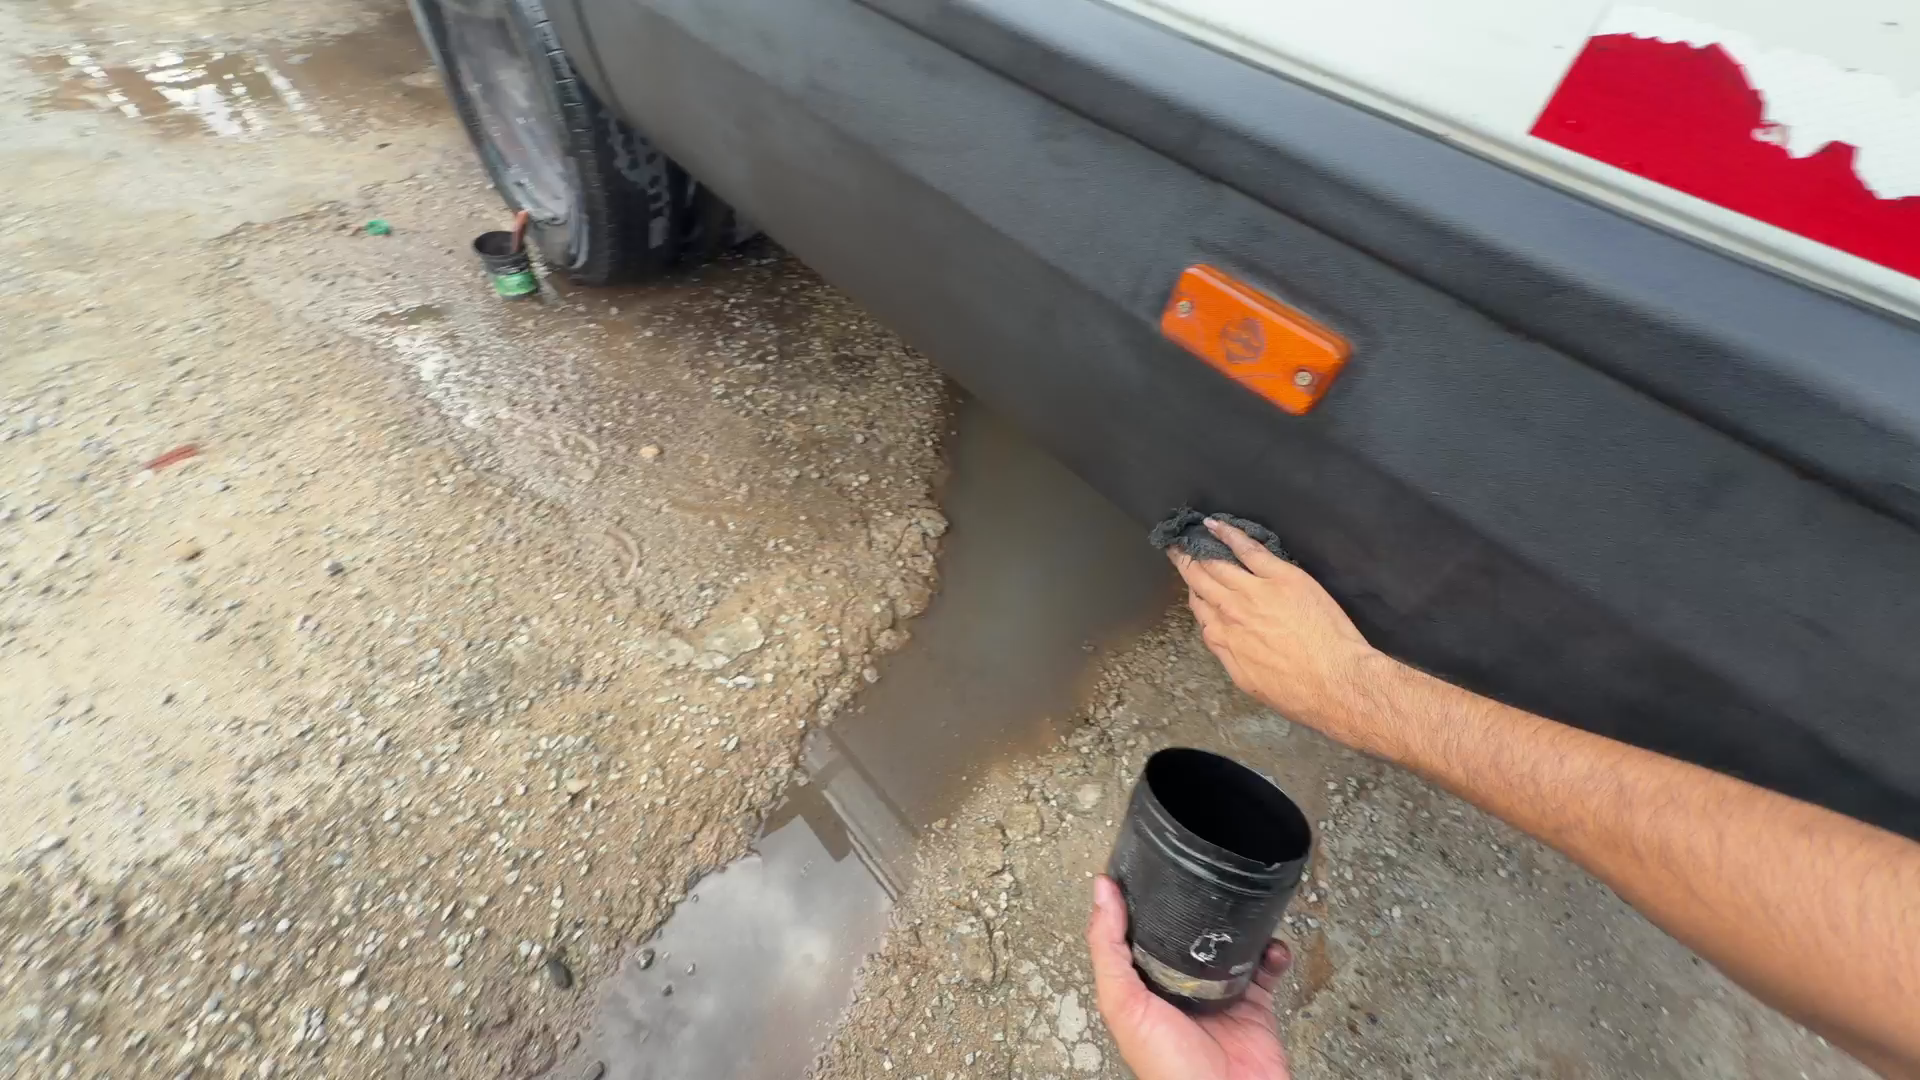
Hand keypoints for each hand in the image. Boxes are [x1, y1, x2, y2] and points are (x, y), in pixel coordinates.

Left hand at [1086, 876, 1292, 1079]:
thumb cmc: (1169, 1069)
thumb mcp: (1123, 1005)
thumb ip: (1107, 948)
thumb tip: (1100, 889)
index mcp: (1143, 983)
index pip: (1136, 929)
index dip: (1137, 898)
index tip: (1143, 861)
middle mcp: (1179, 985)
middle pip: (1184, 931)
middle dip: (1192, 904)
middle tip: (1199, 872)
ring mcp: (1219, 994)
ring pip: (1226, 943)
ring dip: (1236, 922)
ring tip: (1239, 900)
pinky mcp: (1254, 1006)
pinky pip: (1265, 969)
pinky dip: (1272, 952)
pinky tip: (1271, 942)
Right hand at [1171, 518, 1381, 750]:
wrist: (1336, 683)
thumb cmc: (1297, 692)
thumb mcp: (1247, 681)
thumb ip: (1226, 652)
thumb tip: (1216, 634)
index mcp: (1222, 637)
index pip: (1199, 607)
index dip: (1193, 591)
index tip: (1191, 582)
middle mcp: (1229, 611)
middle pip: (1200, 580)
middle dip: (1185, 563)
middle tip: (1176, 549)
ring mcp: (1253, 591)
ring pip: (1218, 563)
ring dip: (1200, 548)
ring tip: (1190, 536)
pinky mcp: (1280, 577)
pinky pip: (1248, 550)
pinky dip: (1229, 535)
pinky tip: (1215, 525)